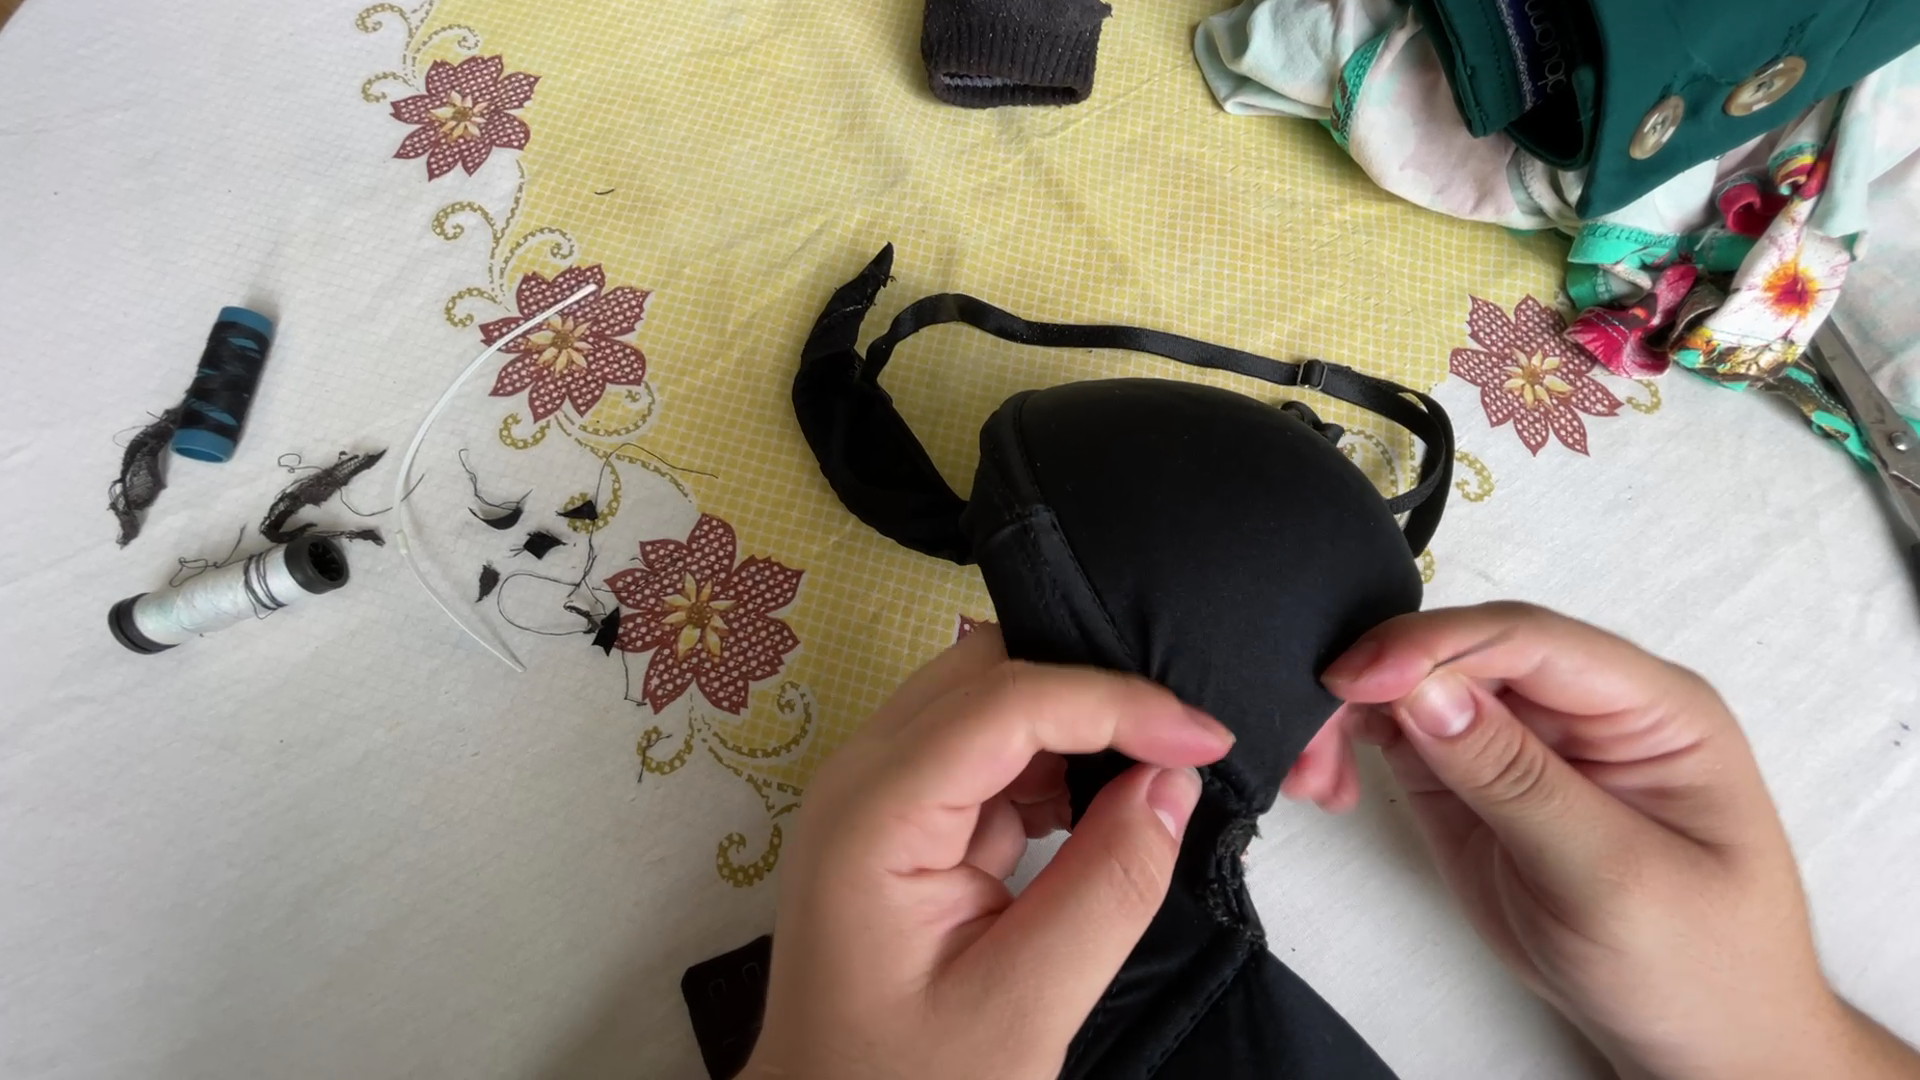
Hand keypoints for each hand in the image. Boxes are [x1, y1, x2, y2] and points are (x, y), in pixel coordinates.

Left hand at [743, 624, 1233, 1079]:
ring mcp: (882, 783)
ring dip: (1073, 724)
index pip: (1004, 702)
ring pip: (990, 696)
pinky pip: (989, 747)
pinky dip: (1052, 761)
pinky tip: (1095, 805)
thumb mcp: (1021, 1009)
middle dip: (1088, 692)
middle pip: (986, 671)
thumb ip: (1106, 887)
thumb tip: (1172, 782)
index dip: (1113, 702)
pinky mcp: (908, 807)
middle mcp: (866, 771)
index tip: (1204, 736)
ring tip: (1149, 771)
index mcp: (873, 810)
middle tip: (1176, 740)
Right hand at [1285, 602, 1919, 1079]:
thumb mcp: (1610, 875)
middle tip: (1310, 738)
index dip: (1433, 646)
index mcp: (1640, 703)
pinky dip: (1340, 742)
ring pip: (1399, 681)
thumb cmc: (1691, 964)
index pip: (1523, 638)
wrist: (1679, 1033)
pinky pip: (1381, 723)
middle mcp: (1565, 699)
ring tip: (1313, 775)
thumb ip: (1514, 776)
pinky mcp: (1453, 760)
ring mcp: (1506, 727)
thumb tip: (1422, 692)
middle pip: (1446, 650)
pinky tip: (1326, 781)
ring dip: (1341, 716)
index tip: (1355, 681)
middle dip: (1368, 682)